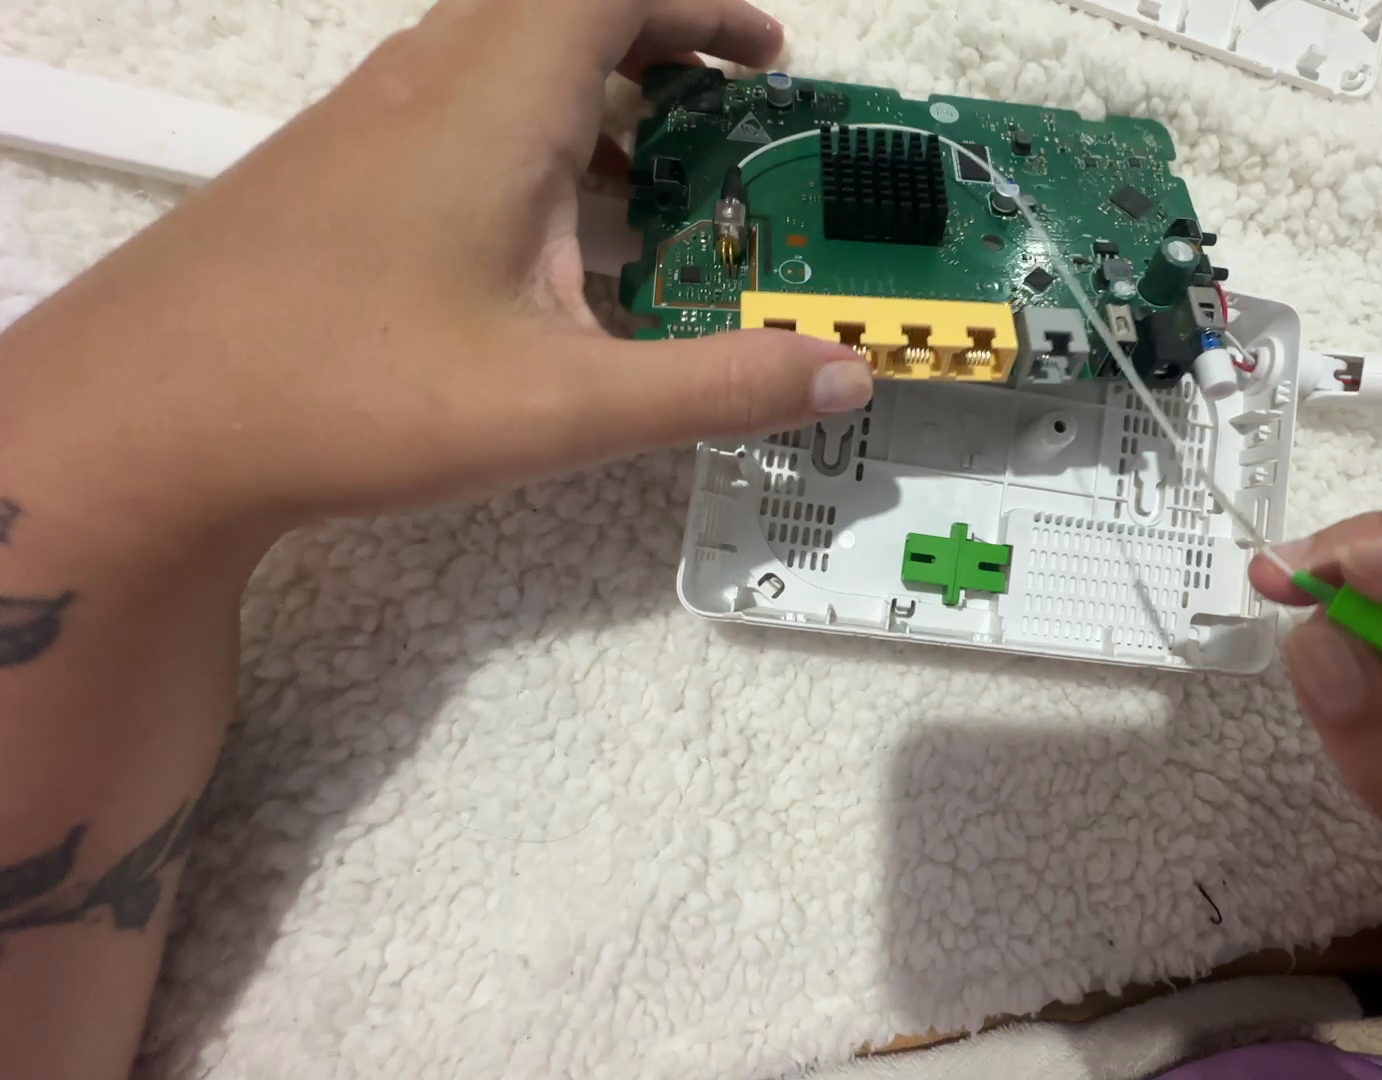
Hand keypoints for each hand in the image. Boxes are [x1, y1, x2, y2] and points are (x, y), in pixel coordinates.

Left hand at [0, 0, 869, 569]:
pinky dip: (558, 155)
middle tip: (743, 115)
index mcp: (490, 114)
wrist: (143, 433)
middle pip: (563, 14)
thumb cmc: (360, 402)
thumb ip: (718, 387)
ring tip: (683, 181)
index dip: (695, 0)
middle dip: (668, 46)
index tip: (768, 54)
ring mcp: (382, 136)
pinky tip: (583, 247)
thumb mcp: (571, 406)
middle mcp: (430, 95)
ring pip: (518, 71)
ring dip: (614, 105)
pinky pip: (479, 129)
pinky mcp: (357, 185)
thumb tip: (849, 375)